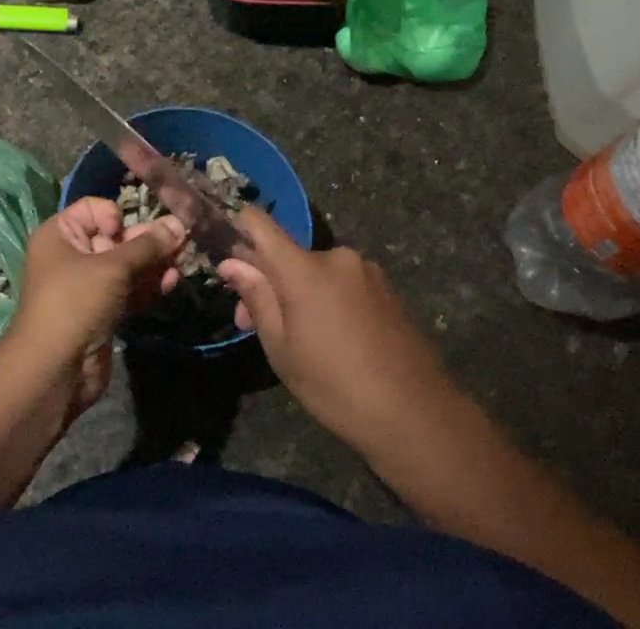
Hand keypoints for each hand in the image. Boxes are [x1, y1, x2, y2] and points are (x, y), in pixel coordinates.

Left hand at [9, 198, 185, 385]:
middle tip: (180, 243)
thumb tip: (178, 225)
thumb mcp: (112, 268)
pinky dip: (148, 286)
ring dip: (153, 264)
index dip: (116, 216)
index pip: (94, 209)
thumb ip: (147, 247)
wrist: (56, 368)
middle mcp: (71, 256)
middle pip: (115, 238)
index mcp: (60, 235)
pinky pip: (129, 291)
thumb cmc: (76, 302)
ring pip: (126, 267)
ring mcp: (87, 287)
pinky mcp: (102, 313)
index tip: (129, 232)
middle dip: (146, 241)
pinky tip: (171, 282)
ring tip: (182, 262)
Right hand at [218, 206, 443, 451]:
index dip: (236, 229)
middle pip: (287, 255)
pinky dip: (325, 301)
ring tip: (295, 340)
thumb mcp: (282, 348)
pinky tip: (330, 342)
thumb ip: (256, 298)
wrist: (417, 415)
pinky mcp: (388, 291)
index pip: (260, 223)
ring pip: (315, 273)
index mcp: (305, 268)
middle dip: (266, 282)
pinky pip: (342, 285)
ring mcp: (368, 273)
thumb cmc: (335, 385)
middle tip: (252, 326)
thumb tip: (231, 263)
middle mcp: (337, 258)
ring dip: (297, 294)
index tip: (222, 251)